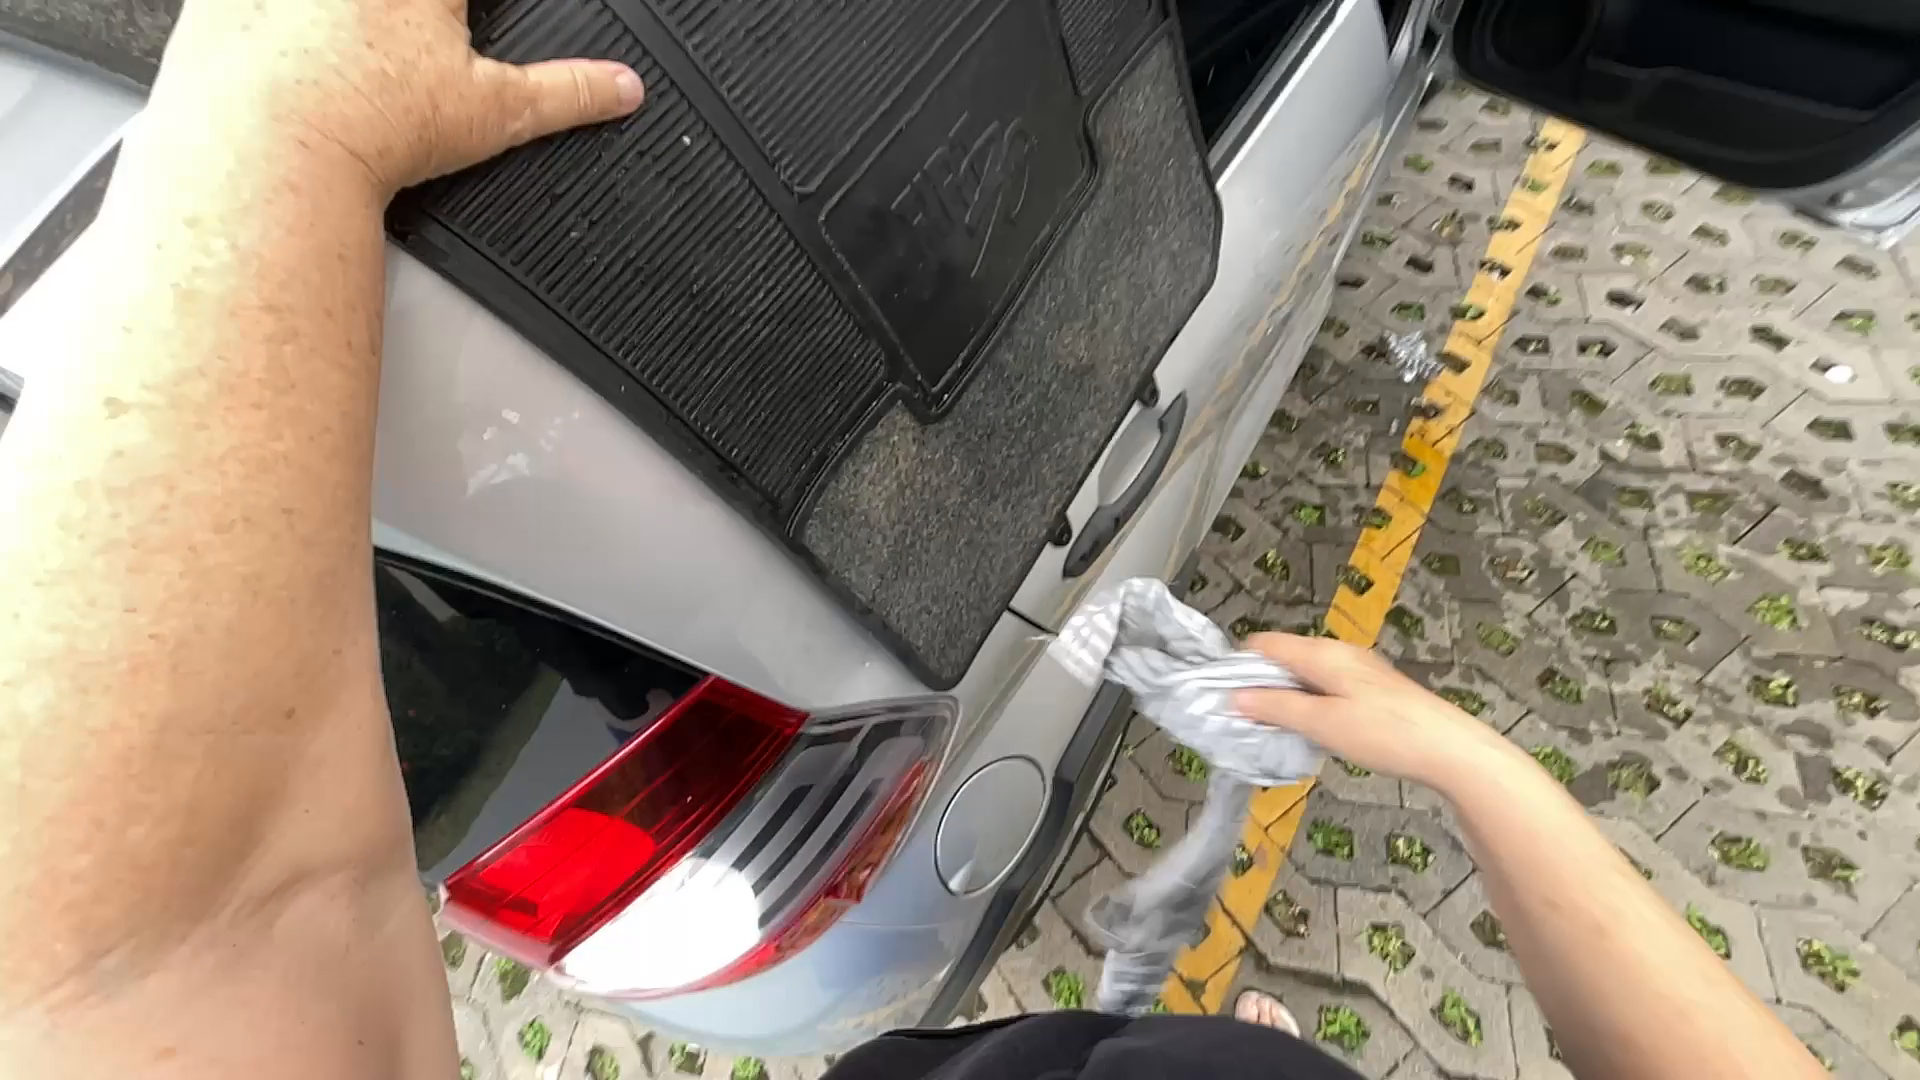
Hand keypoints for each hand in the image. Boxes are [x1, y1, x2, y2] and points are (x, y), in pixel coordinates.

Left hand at [143, 0, 645, 195]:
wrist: (281, 139)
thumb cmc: (381, 122)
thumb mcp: (501, 112)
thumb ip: (569, 95)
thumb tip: (625, 88)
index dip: (494, 5)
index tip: (480, 17)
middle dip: (430, 12)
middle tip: (427, 40)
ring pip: (345, 3)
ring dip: (357, 19)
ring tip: (376, 46)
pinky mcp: (232, 0)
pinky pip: (260, 5)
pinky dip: (282, 18)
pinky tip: (312, 38)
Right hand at [1236, 633, 1512, 791]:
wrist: (1453, 751)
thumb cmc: (1384, 733)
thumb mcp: (1321, 723)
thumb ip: (1275, 707)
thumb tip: (1232, 696)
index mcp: (1321, 653)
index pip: (1263, 644)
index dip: (1239, 666)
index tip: (1227, 696)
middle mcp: (1336, 652)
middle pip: (1282, 657)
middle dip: (1260, 683)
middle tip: (1248, 718)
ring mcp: (1356, 668)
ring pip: (1303, 673)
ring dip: (1284, 695)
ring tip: (1278, 727)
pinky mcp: (1371, 687)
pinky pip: (1323, 685)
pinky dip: (1308, 701)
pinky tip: (1314, 728)